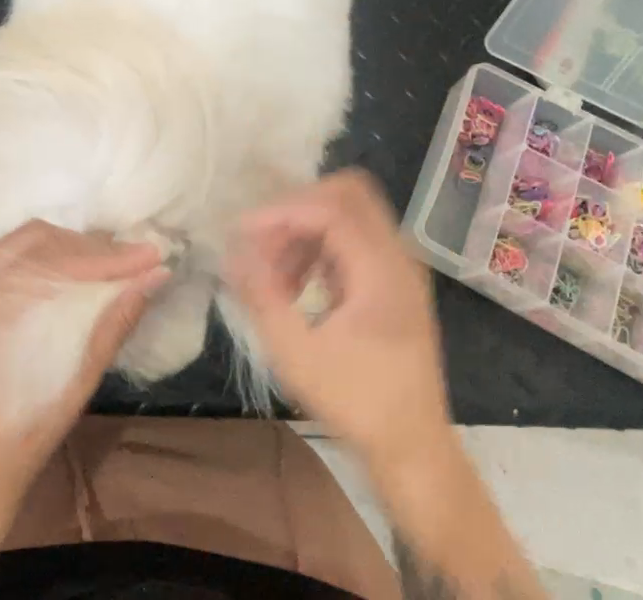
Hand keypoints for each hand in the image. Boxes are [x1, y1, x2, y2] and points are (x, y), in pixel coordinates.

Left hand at [0, 220, 169, 496]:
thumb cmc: (22, 434)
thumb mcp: (76, 382)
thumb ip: (112, 322)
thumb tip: (155, 275)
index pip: (52, 259)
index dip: (106, 256)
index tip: (151, 256)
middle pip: (35, 240)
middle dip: (90, 248)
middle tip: (134, 260)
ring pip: (20, 245)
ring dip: (69, 251)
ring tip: (110, 265)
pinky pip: (4, 260)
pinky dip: (43, 262)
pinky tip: (72, 274)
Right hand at [227, 170, 451, 464]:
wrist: (412, 447)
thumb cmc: (355, 403)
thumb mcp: (296, 354)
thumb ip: (262, 296)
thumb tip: (231, 253)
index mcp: (382, 271)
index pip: (330, 208)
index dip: (281, 212)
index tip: (242, 233)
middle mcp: (398, 258)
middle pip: (346, 194)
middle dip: (295, 210)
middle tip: (261, 243)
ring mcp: (398, 269)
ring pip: (347, 216)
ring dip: (303, 232)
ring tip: (272, 275)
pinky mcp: (391, 284)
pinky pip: (351, 241)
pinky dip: (317, 249)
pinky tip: (294, 287)